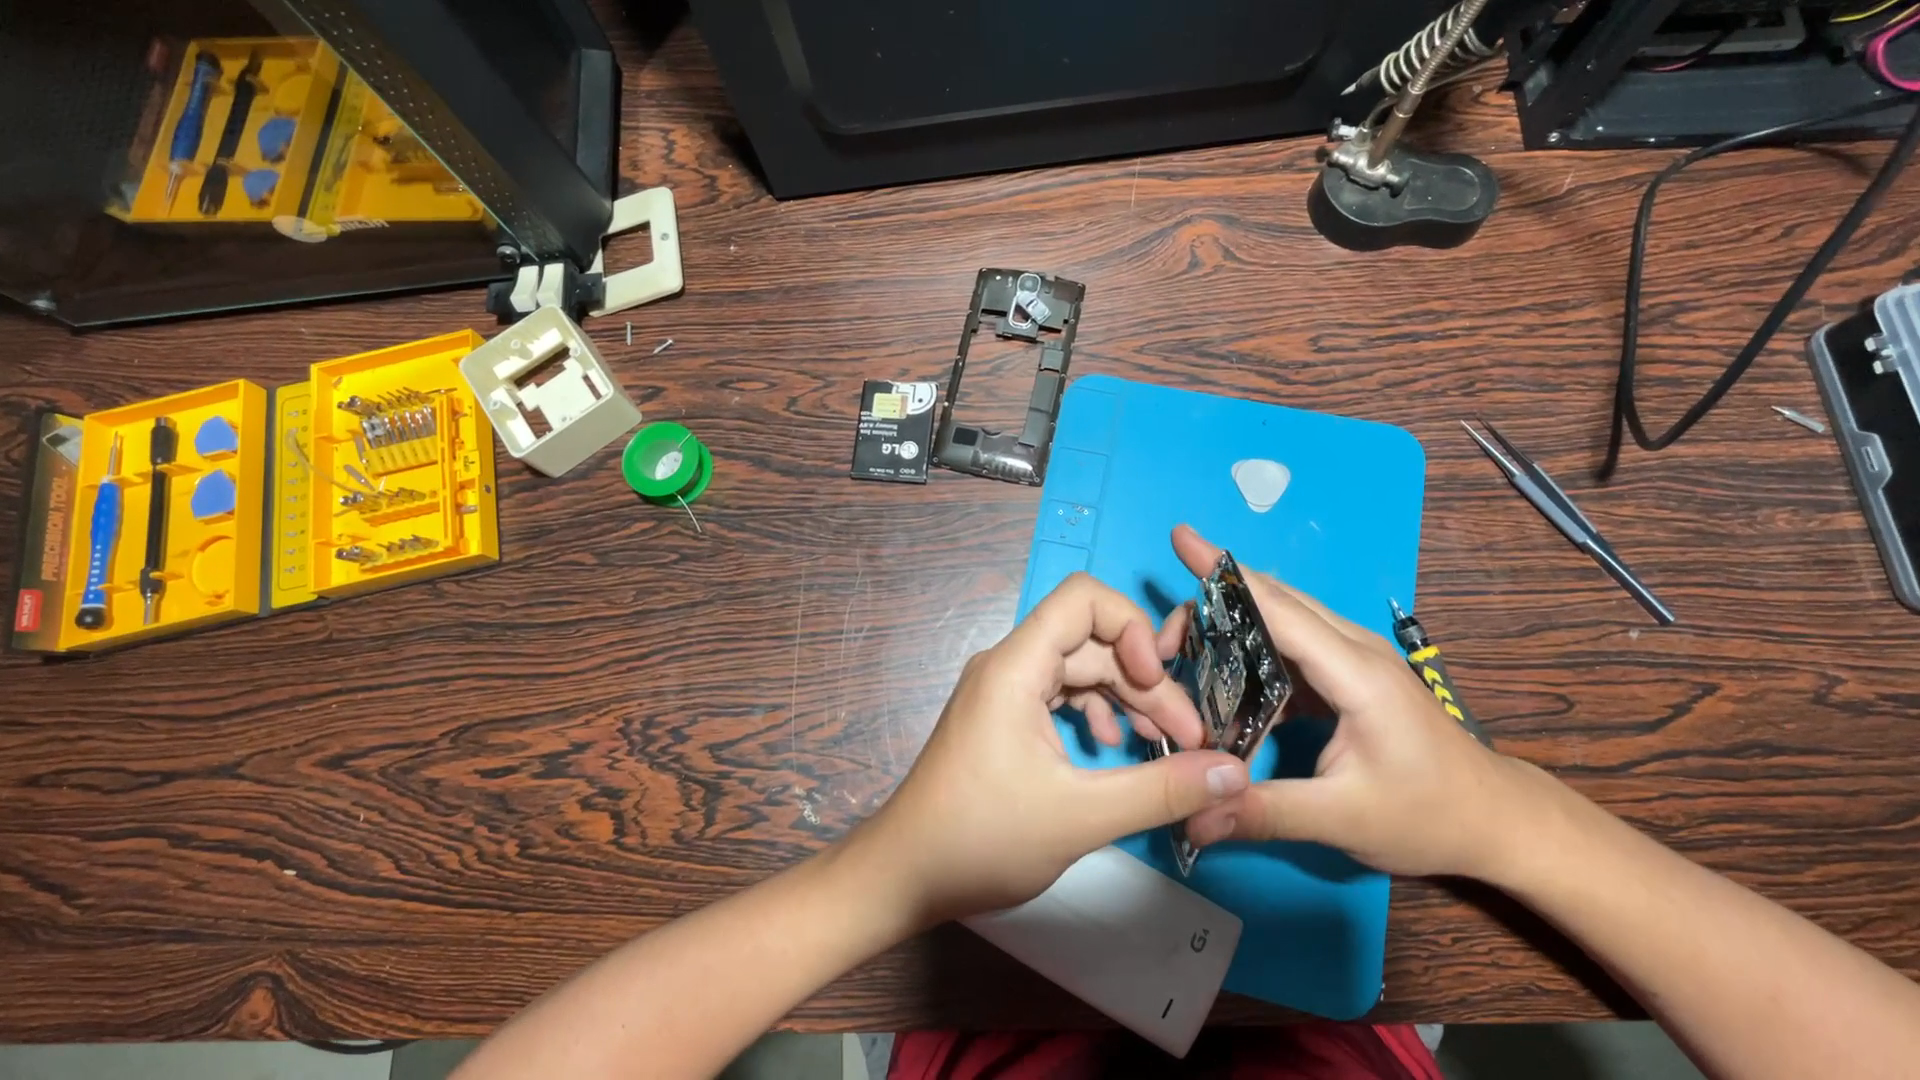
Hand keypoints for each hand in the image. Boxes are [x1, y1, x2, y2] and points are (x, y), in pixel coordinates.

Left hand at [854, 573, 1251, 925]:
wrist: (904, 876)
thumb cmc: (981, 840)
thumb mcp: (1080, 817)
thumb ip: (1161, 789)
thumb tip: (1235, 769)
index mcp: (1015, 666)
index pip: (1082, 599)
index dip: (1132, 626)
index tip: (1158, 680)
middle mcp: (1007, 666)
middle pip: (1091, 641)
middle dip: (1144, 681)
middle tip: (1188, 739)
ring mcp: (1002, 692)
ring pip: (1079, 670)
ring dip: (1125, 699)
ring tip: (1161, 744)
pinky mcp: (1002, 719)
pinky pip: (1059, 695)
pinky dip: (1095, 713)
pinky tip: (1113, 748)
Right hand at [1166, 525, 1536, 879]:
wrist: (1495, 819)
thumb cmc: (1428, 813)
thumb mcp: (1343, 818)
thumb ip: (1265, 812)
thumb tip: (1192, 818)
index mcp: (1353, 671)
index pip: (1278, 609)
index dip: (1225, 573)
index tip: (1181, 538)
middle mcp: (1352, 649)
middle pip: (1274, 601)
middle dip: (1212, 599)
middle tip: (1158, 632)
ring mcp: (1352, 658)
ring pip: (1281, 618)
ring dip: (1229, 623)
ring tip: (1179, 647)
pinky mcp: (1348, 675)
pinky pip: (1290, 645)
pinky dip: (1250, 649)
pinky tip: (1222, 676)